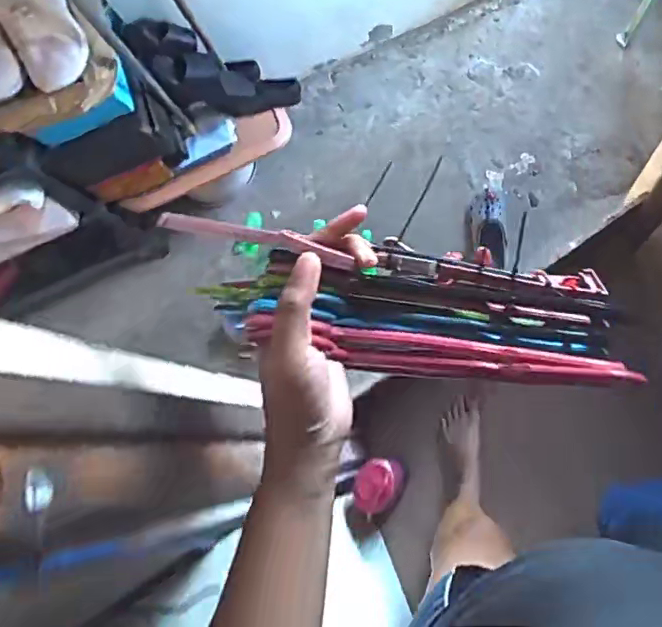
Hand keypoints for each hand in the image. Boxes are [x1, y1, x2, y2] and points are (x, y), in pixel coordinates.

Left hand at [259, 206, 375, 475]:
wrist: (314, 446)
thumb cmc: (296, 403)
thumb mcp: (290, 354)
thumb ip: (295, 306)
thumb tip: (306, 255)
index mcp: (277, 306)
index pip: (298, 255)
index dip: (326, 231)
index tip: (357, 216)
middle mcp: (297, 306)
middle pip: (323, 259)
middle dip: (347, 246)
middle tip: (370, 258)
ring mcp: (321, 318)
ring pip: (341, 274)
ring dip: (360, 262)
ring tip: (377, 266)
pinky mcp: (341, 332)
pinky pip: (354, 296)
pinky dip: (369, 283)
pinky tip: (384, 277)